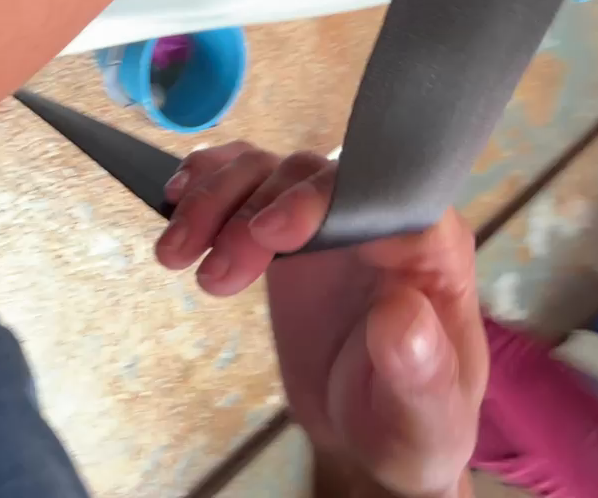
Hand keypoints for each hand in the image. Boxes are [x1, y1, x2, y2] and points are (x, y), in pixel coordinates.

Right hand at [156, 144, 487, 497]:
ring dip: (211, 200)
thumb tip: (401, 313)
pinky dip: (204, 178)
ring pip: (262, 168)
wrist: (361, 429)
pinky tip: (174, 198)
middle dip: (246, 213)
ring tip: (174, 253)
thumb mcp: (421, 421)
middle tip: (209, 278)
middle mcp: (370, 213)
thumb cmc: (403, 424)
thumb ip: (422, 371)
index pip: (374, 197)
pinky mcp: (277, 215)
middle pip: (302, 176)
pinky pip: (240, 173)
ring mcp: (320, 210)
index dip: (316, 203)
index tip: (267, 235)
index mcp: (423, 248)